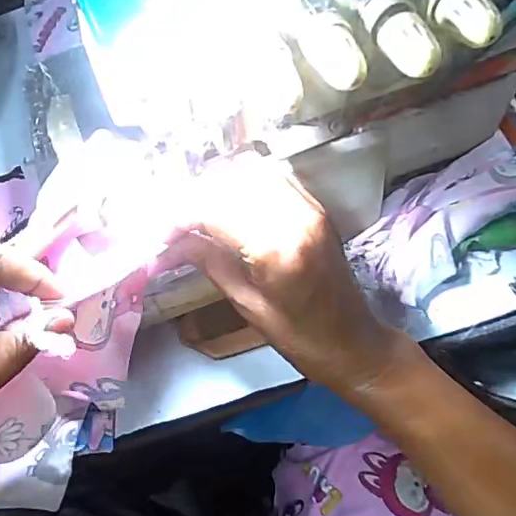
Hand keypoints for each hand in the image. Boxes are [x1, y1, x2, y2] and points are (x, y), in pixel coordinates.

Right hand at [167, 157, 420, 403]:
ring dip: (218, 186)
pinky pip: (275, 177)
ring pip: (251, 173)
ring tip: (198, 211)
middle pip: (230, 185)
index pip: (214, 211)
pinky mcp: (316, 208)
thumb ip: (209, 262)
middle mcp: (294, 218)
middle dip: (195, 199)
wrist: (354, 342)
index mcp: (275, 249)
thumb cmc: (298, 337)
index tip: (161, 234)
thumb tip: (168, 245)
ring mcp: (309, 208)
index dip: (180, 218)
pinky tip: (230, 200)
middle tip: (174, 223)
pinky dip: (246, 181)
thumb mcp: (246, 304)